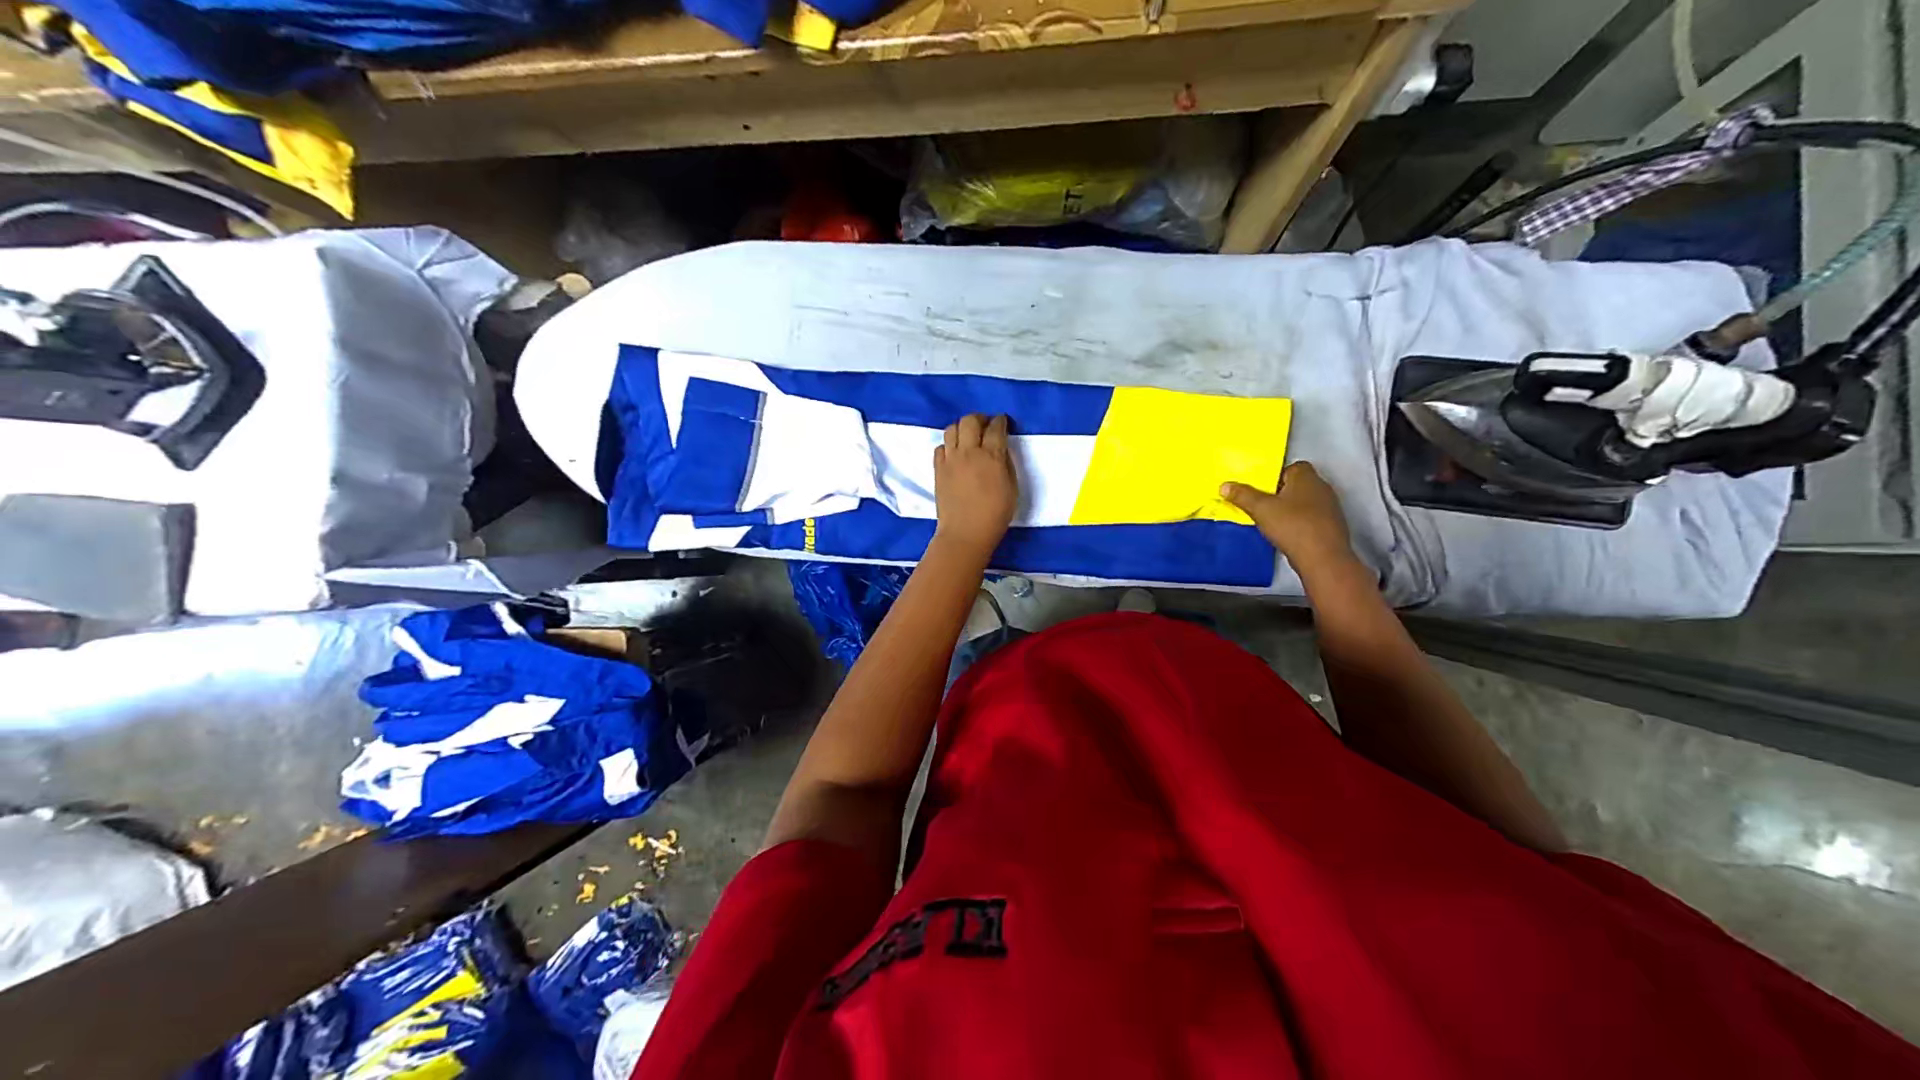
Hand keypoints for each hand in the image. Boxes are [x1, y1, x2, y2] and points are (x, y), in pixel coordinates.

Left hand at [934, 414, 1017, 557]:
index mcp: (991, 456)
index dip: (1000, 421)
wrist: (965, 532)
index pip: (996, 427)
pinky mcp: (938, 469)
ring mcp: (950, 459)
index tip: (1002, 422)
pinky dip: (949, 445)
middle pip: (970, 420)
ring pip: (952, 429)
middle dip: (980, 418)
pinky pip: (940, 447)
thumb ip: (1006, 464)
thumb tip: (999, 451)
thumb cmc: (995, 514)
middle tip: (985, 425)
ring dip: (962, 428)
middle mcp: (969, 452)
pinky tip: (955, 453)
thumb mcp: (1011, 487)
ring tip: (968, 436)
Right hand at [1222, 461, 1353, 575]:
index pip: (1292, 467)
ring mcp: (1330, 508)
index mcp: (1307, 477)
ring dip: (1291, 509)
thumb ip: (1242, 496)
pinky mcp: (1332, 526)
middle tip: (1263, 505)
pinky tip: (1287, 534)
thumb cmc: (1293, 526)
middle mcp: (1322, 488)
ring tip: (1273, 522)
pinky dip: (1300, 523)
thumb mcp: (1260, 509)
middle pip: (1298, 485)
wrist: (1322, 558)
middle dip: (1281, 493)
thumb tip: (1225, 486)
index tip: (1262, 489)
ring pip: (1305, 502)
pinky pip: (1312, 518)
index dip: (1276, 476)